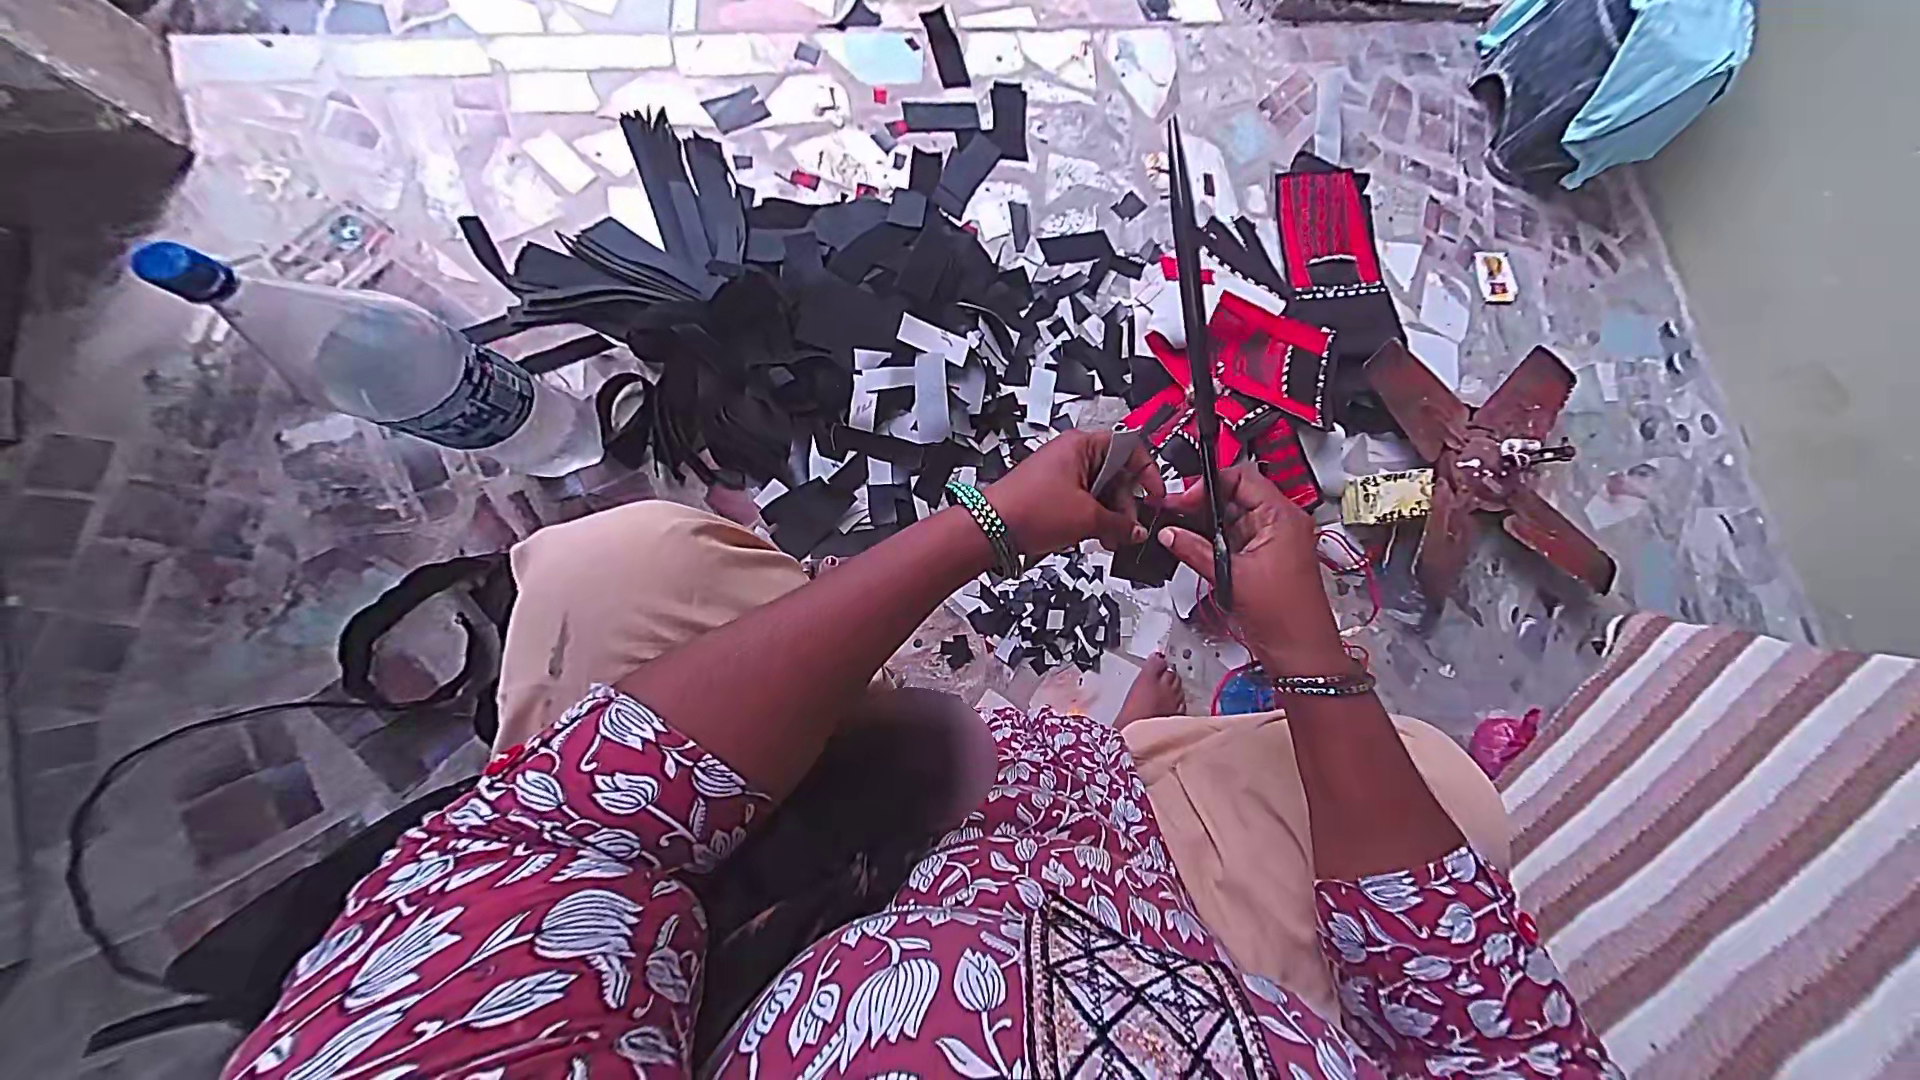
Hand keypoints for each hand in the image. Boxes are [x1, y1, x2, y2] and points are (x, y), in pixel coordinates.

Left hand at [985, 430, 1163, 555]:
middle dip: (1125, 504)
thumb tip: (1136, 529)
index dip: (1148, 473)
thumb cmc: (1025, 509)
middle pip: (1115, 474)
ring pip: (1098, 491)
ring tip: (1109, 537)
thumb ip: (1121, 524)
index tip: (1156, 497)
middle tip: (1129, 527)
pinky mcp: (1049, 494)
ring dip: (1108, 516)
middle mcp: (1069, 454)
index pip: (1131, 447)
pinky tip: (1090, 536)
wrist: (989, 530)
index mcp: (1081, 444)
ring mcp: (1058, 474)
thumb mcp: (1087, 518)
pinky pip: (1080, 502)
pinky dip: (1089, 519)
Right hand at [1157, 463, 1348, 674]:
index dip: (1209, 484)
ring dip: (1206, 523)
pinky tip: (1195, 547)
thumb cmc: (1284, 615)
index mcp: (1282, 518)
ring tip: (1181, 532)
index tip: (1185, 498)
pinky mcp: (1263, 556)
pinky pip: (1235, 536)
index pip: (1242, 478)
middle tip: (1174, 513)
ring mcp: (1272, 540)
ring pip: (1232, 517)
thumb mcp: (1230, 576)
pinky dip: (1214, 539)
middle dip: (1202, 503)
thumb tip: (1171, 533)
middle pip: (1235, 496)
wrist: (1298, 650)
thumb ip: (1195, 549)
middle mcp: (1281, 524)